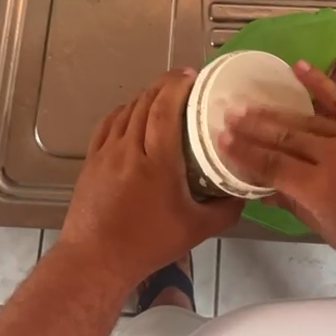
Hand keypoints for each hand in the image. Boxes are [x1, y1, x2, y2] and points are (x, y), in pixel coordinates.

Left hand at [57, 69, 242, 286]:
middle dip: (165, 85)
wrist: (95, 260)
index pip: (165, 108)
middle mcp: (129, 149)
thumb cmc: (147, 244)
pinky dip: (124, 112)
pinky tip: (132, 114)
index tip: (193, 75)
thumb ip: (225, 210)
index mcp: (158, 161)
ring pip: (127, 111)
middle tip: (185, 82)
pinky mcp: (91, 161)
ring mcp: (106, 153)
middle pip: (145, 102)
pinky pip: (108, 125)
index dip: (178, 85)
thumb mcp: (196, 231)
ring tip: (163, 96)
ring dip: (145, 97)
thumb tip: (244, 194)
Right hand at [218, 61, 335, 274]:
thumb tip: (264, 190)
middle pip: (283, 138)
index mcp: (319, 189)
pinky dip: (318, 82)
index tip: (220, 139)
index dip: (243, 152)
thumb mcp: (332, 233)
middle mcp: (331, 157)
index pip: (271, 165)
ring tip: (248, 103)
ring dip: (274, 111)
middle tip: (226, 114)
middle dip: (251, 127)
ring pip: (304, 118)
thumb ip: (296, 207)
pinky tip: (298, 68)